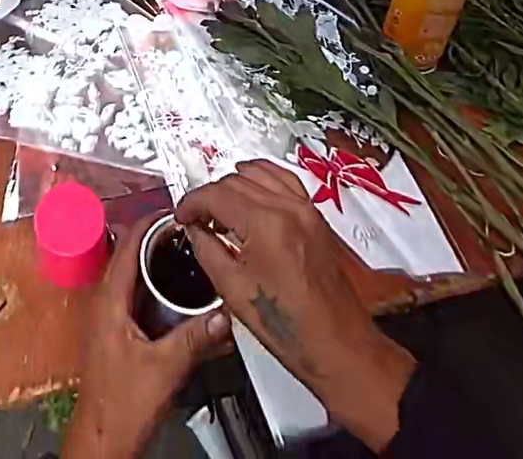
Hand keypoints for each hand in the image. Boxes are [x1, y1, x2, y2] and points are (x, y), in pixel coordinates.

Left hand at [62, 215, 231, 458]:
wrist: (102, 438)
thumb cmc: (121, 405)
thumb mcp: (164, 369)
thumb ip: (194, 340)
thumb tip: (223, 316)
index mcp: (110, 300)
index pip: (127, 245)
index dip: (147, 224)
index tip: (172, 213)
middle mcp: (105, 300)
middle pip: (129, 255)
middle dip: (154, 238)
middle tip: (184, 230)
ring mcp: (109, 315)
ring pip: (132, 274)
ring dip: (153, 259)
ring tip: (182, 251)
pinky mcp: (116, 330)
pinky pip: (134, 293)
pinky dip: (152, 282)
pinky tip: (173, 290)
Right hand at [176, 160, 416, 452]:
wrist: (340, 348)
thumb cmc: (292, 328)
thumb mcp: (232, 289)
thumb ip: (206, 249)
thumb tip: (194, 229)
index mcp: (264, 223)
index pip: (215, 194)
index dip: (191, 203)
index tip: (182, 215)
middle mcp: (287, 208)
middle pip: (234, 181)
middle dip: (209, 196)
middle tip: (196, 217)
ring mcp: (305, 209)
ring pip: (258, 173)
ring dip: (233, 184)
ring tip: (220, 207)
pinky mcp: (315, 216)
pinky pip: (284, 179)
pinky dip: (262, 177)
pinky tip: (251, 185)